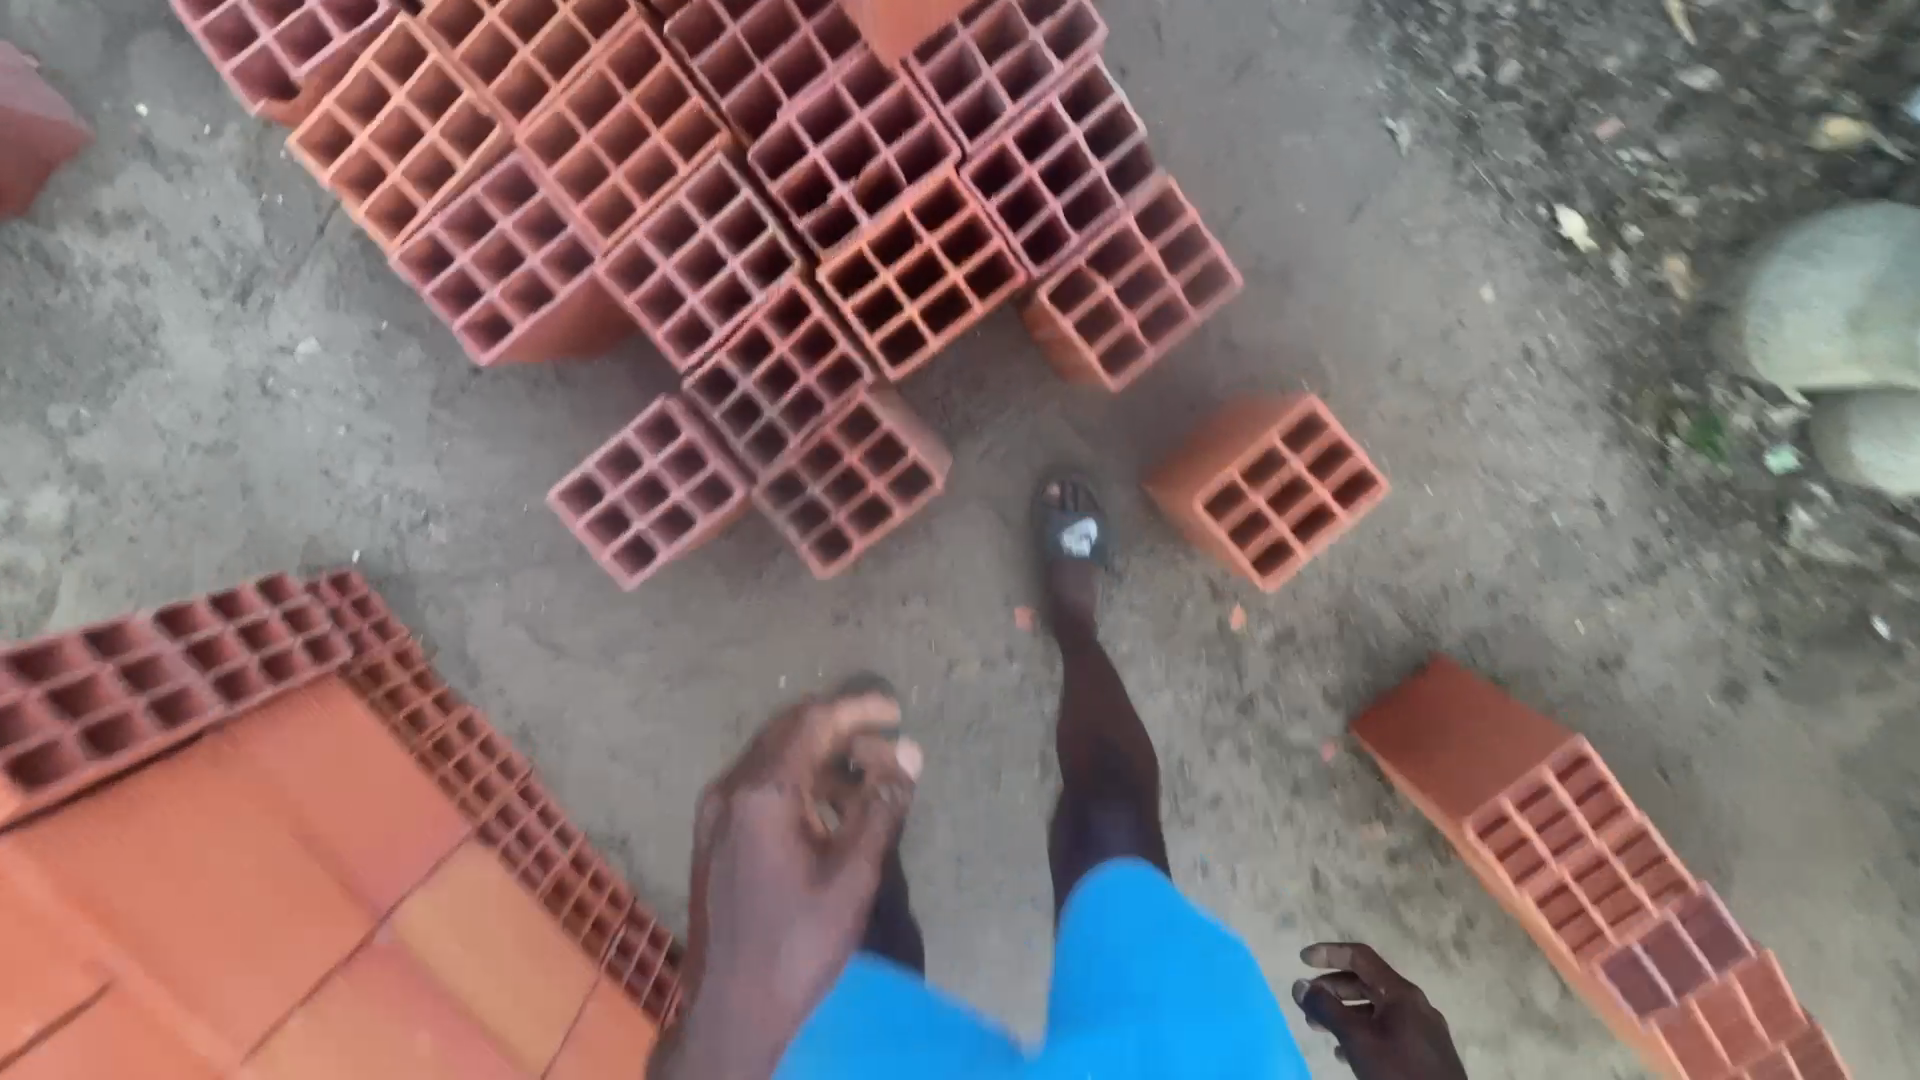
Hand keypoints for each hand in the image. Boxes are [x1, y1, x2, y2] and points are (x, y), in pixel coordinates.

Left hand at [653, 690, 922, 1079]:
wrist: (730, 1012)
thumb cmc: (797, 943)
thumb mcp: (852, 875)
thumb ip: (882, 806)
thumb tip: (909, 752)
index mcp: (761, 792)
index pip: (813, 722)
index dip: (858, 709)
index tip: (896, 712)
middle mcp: (730, 788)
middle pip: (790, 730)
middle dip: (842, 729)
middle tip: (887, 745)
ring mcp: (716, 810)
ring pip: (774, 755)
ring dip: (822, 756)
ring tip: (868, 778)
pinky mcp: (715, 832)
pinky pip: (761, 783)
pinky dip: (800, 780)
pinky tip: (832, 808)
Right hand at [1293, 943, 1467, 1079]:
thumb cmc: (1399, 1073)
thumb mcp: (1356, 1039)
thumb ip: (1325, 1008)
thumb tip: (1299, 985)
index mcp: (1401, 994)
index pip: (1360, 956)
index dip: (1329, 953)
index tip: (1302, 961)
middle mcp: (1416, 1006)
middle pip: (1367, 982)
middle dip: (1333, 989)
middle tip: (1309, 1001)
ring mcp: (1424, 1031)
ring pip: (1376, 1009)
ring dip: (1344, 1013)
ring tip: (1319, 1028)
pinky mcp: (1427, 1055)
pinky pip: (1388, 1031)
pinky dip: (1362, 1032)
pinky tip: (1345, 1053)